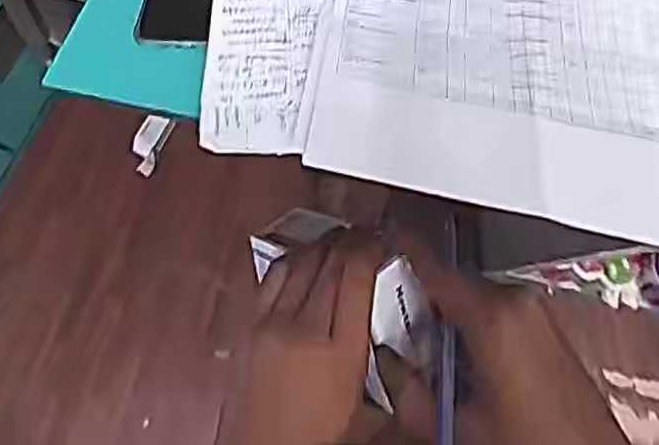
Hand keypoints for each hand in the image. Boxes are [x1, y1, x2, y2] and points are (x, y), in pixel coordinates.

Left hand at [220, 233, 384, 444]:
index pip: (356, 278)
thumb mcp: (366, 415)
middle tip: (365, 235)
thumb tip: (409, 348)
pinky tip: (304, 257)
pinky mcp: (250, 326)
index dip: (370, 250)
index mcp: (340, 355)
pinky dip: (294, 259)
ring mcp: (273, 324)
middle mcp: (305, 330)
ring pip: (303, 262)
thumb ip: (389, 376)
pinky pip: (274, 275)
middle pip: (330, 263)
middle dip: (351, 241)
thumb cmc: (316, 444)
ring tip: (339, 238)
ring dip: (324, 244)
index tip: (380, 242)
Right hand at [387, 240, 628, 444]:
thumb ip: (411, 392)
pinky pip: (500, 311)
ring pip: (475, 298)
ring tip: (445, 365)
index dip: (404, 250)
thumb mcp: (457, 426)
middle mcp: (517, 300)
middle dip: (428, 305)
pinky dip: (480, 328)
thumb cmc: (534, 444)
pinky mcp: (548, 324)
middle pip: (453, 284)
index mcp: (493, 315)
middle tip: (408, 336)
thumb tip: (388, 364)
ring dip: (454, 320)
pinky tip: (475, 368)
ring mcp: (537, 310)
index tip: (386, 237)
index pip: (434, 266)